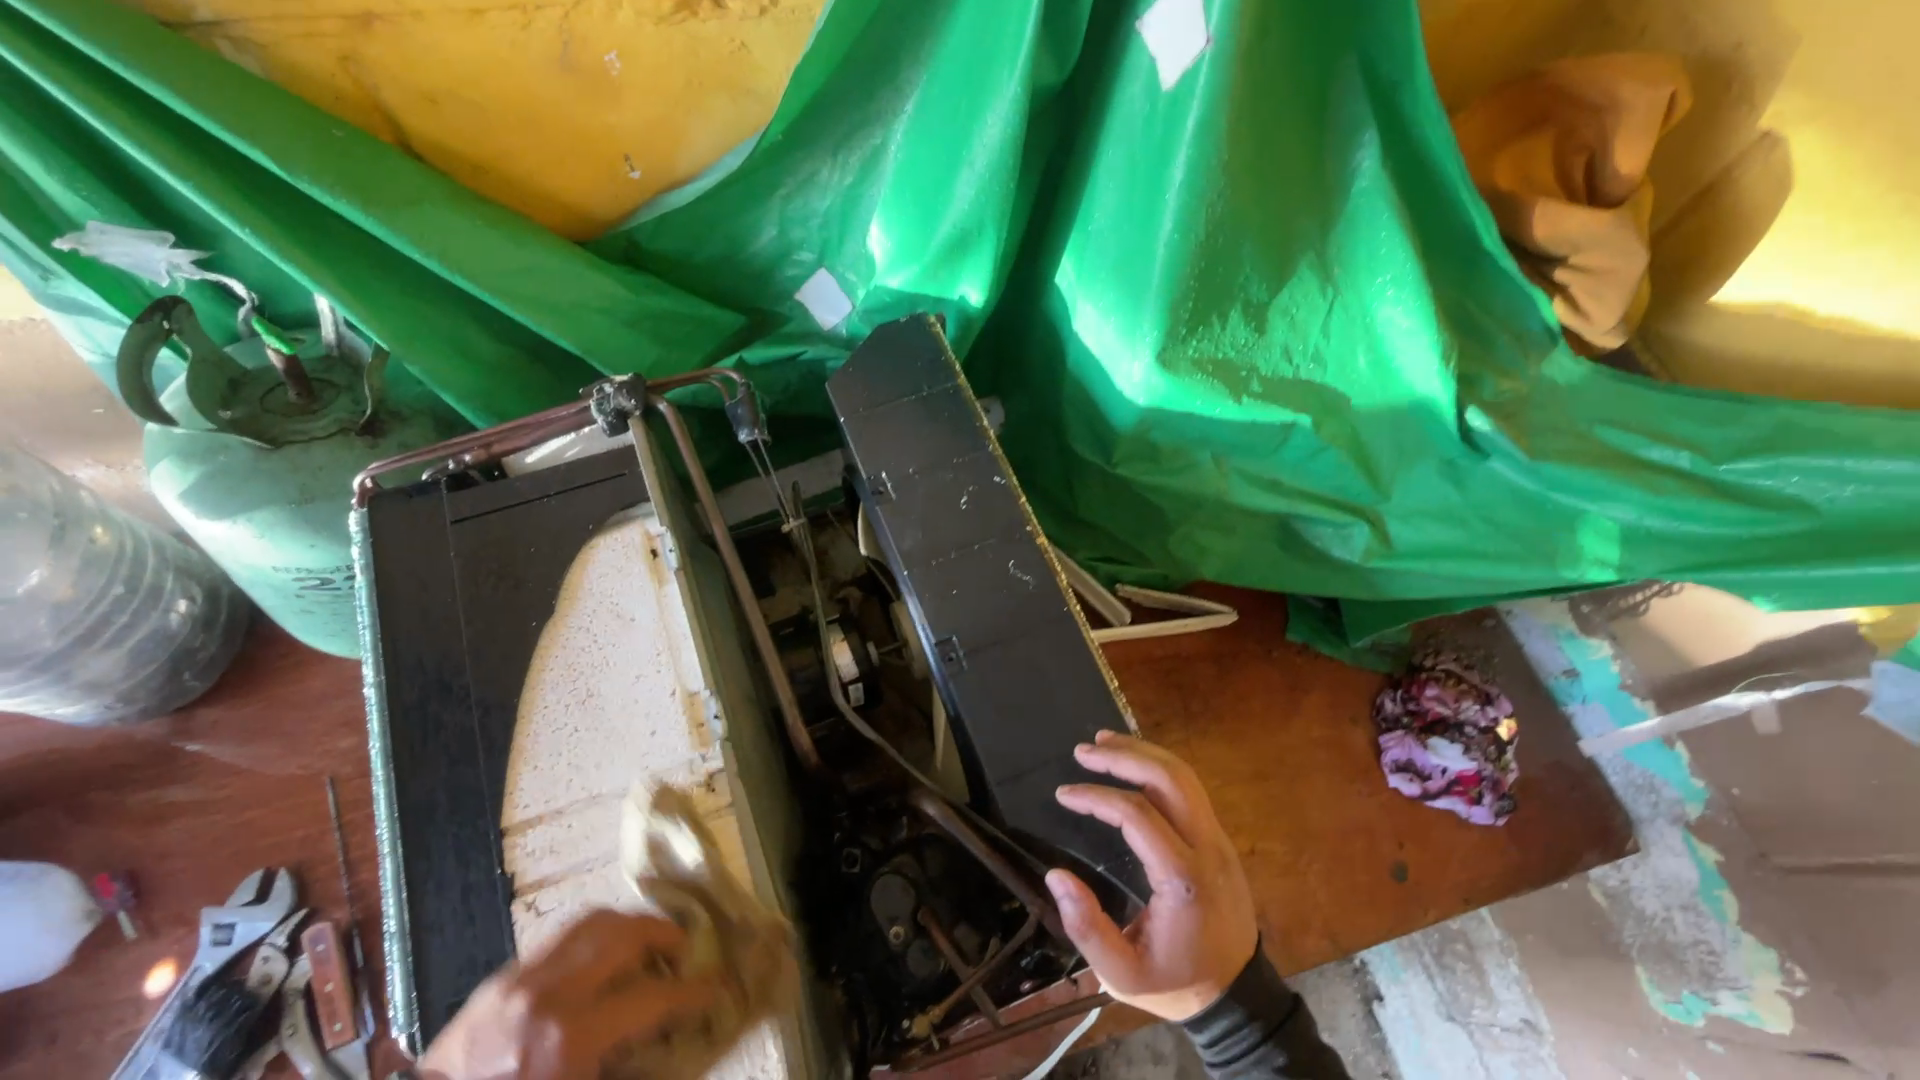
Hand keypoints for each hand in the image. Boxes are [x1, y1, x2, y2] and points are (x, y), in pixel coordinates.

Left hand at [417, 910, 717, 1079]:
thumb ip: (628, 1066)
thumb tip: (669, 1040)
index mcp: (570, 1036)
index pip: (653, 996)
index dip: (694, 993)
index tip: (716, 988)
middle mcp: (548, 993)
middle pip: (624, 935)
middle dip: (664, 936)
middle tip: (683, 951)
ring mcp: (519, 978)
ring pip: (590, 922)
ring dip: (628, 925)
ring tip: (646, 943)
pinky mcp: (499, 977)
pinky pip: (559, 938)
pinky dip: (592, 937)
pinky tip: (602, 956)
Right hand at [1047, 730, 1258, 1022]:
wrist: (1238, 999)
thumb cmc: (1175, 984)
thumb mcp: (1122, 974)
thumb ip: (1085, 927)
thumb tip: (1055, 875)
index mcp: (1182, 880)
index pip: (1137, 815)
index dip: (1096, 797)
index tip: (1063, 795)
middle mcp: (1207, 849)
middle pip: (1170, 779)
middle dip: (1123, 756)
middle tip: (1082, 750)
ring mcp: (1219, 841)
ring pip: (1185, 776)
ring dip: (1142, 753)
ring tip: (1102, 743)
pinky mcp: (1220, 841)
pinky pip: (1191, 790)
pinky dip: (1158, 768)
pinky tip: (1132, 765)